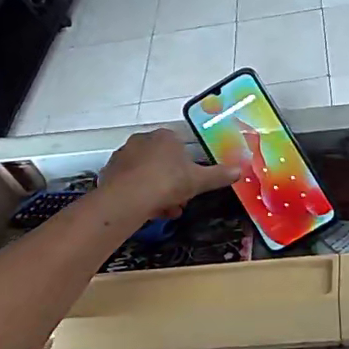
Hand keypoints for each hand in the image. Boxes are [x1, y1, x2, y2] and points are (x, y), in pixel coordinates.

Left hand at [92, 128, 240, 225]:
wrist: (127, 199)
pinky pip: (129, 182)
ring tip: (162, 211)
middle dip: (171, 182)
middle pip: (162, 161)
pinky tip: (145, 210)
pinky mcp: (108, 172)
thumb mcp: (198, 181)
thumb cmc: (167, 182)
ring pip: (145, 173)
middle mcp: (142, 140)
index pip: (179, 147)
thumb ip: (218, 175)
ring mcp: (123, 156)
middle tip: (178, 201)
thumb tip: (239, 170)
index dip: (186, 167)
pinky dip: (138, 194)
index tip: (189, 184)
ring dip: (156, 190)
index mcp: (165, 137)